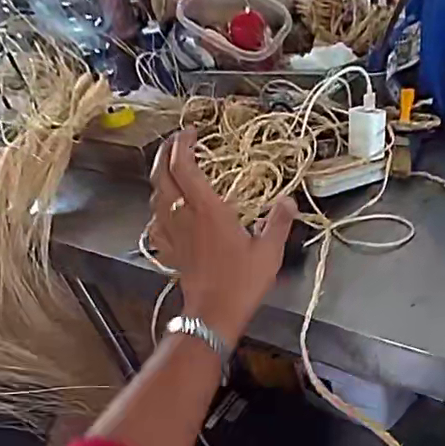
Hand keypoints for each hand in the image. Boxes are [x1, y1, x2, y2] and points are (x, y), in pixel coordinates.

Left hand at [149, 130, 297, 345]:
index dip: (183, 143)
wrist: (214, 313)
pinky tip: (167, 209)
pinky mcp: (169, 249)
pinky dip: (158, 206)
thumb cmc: (242, 282)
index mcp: (206, 209)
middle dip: (165, 152)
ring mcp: (172, 232)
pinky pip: (155, 219)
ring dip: (161, 176)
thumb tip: (288, 200)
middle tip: (177, 142)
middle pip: (161, 172)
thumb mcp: (269, 251)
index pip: (184, 164)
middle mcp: (183, 215)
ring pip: (155, 194)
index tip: (192, 132)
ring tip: (174, 170)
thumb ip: (279, 222)